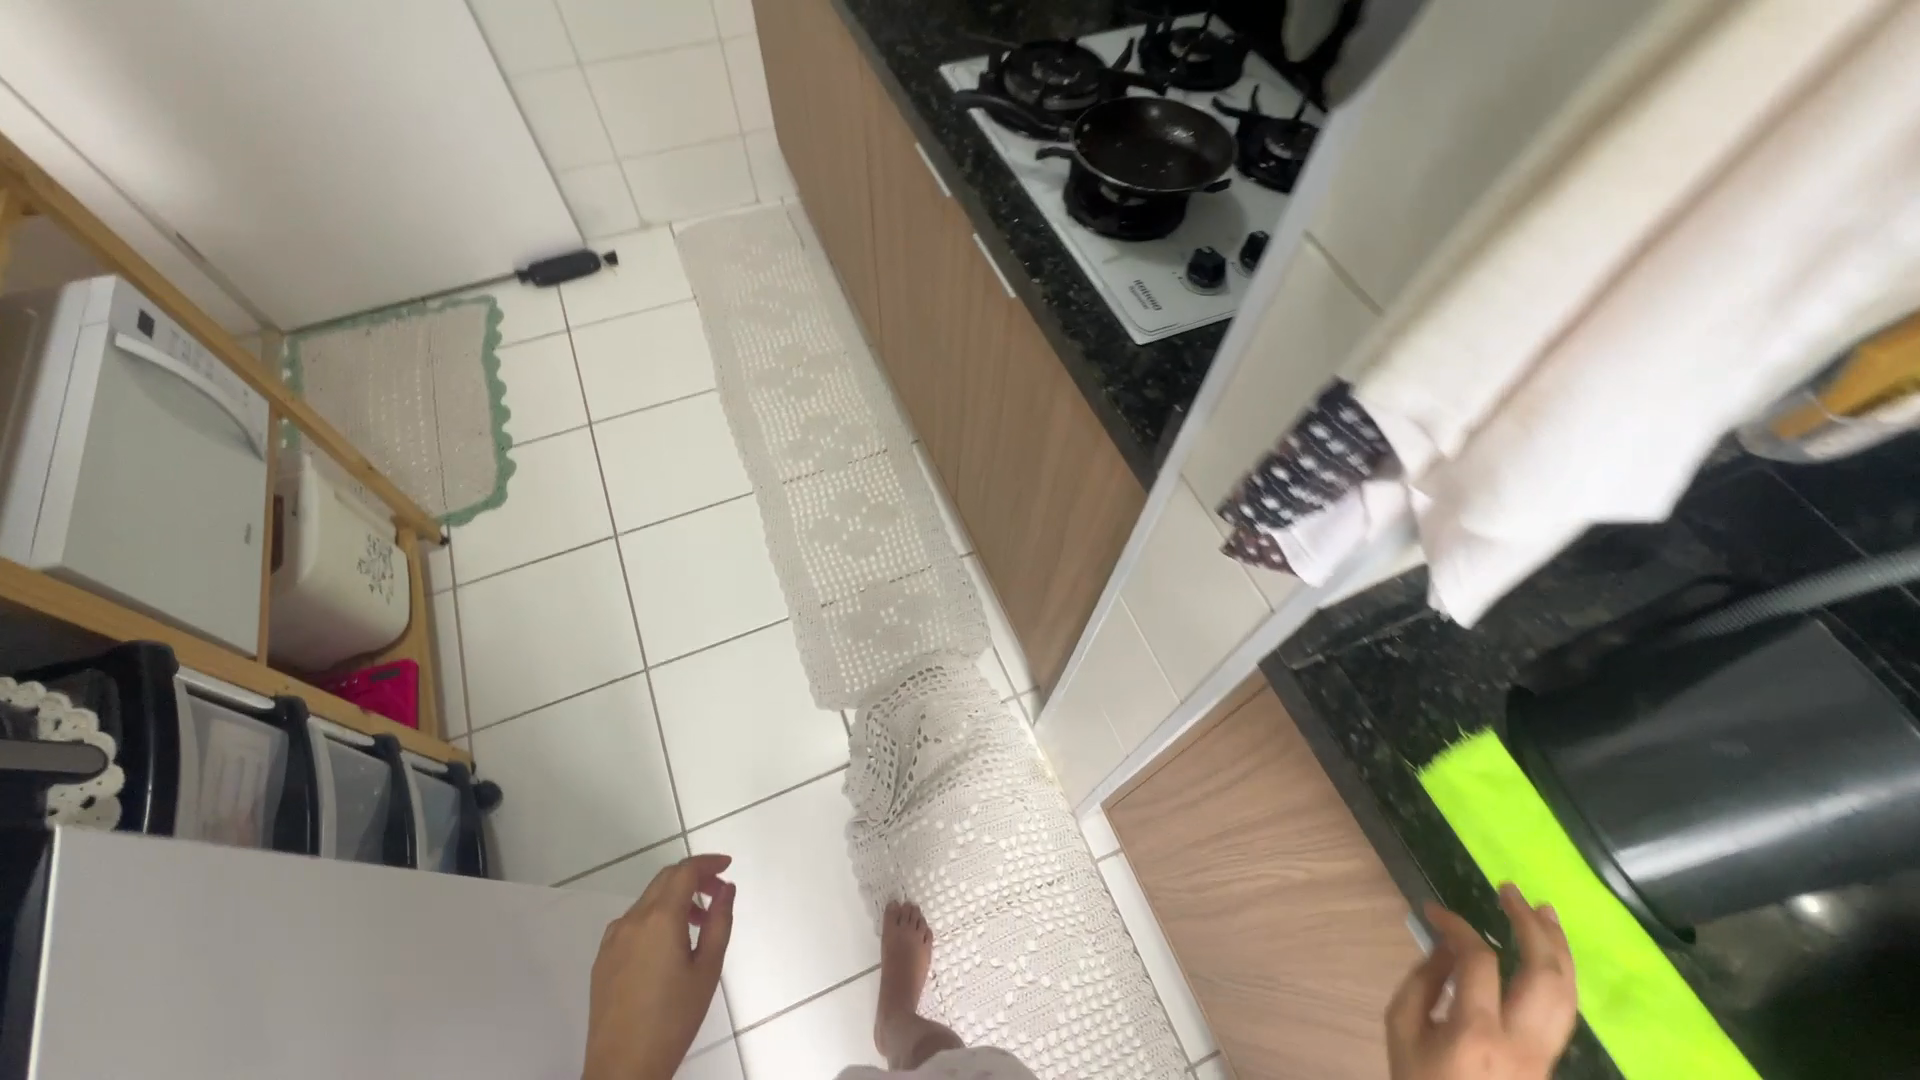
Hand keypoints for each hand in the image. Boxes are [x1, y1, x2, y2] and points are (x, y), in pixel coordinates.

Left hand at [583, 854, 736, 1079]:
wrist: (622, 1069)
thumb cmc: (674, 1020)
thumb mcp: (708, 970)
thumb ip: (719, 922)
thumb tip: (726, 888)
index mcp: (660, 919)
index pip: (685, 872)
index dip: (708, 863)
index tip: (728, 867)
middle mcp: (632, 920)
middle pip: (664, 880)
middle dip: (694, 878)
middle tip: (718, 894)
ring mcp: (612, 940)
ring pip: (647, 901)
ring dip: (675, 899)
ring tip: (697, 925)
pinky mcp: (602, 959)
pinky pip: (632, 923)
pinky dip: (655, 918)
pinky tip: (667, 947)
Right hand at [1386, 883, 1576, 1079]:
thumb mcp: (1401, 1027)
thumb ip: (1424, 979)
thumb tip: (1448, 945)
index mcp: (1477, 1031)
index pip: (1479, 959)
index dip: (1458, 925)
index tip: (1435, 911)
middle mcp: (1522, 1042)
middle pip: (1545, 975)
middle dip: (1531, 925)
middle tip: (1510, 891)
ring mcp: (1544, 1057)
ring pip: (1567, 994)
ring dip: (1558, 947)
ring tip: (1543, 911)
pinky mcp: (1549, 1064)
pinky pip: (1563, 1011)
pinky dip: (1559, 976)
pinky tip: (1548, 955)